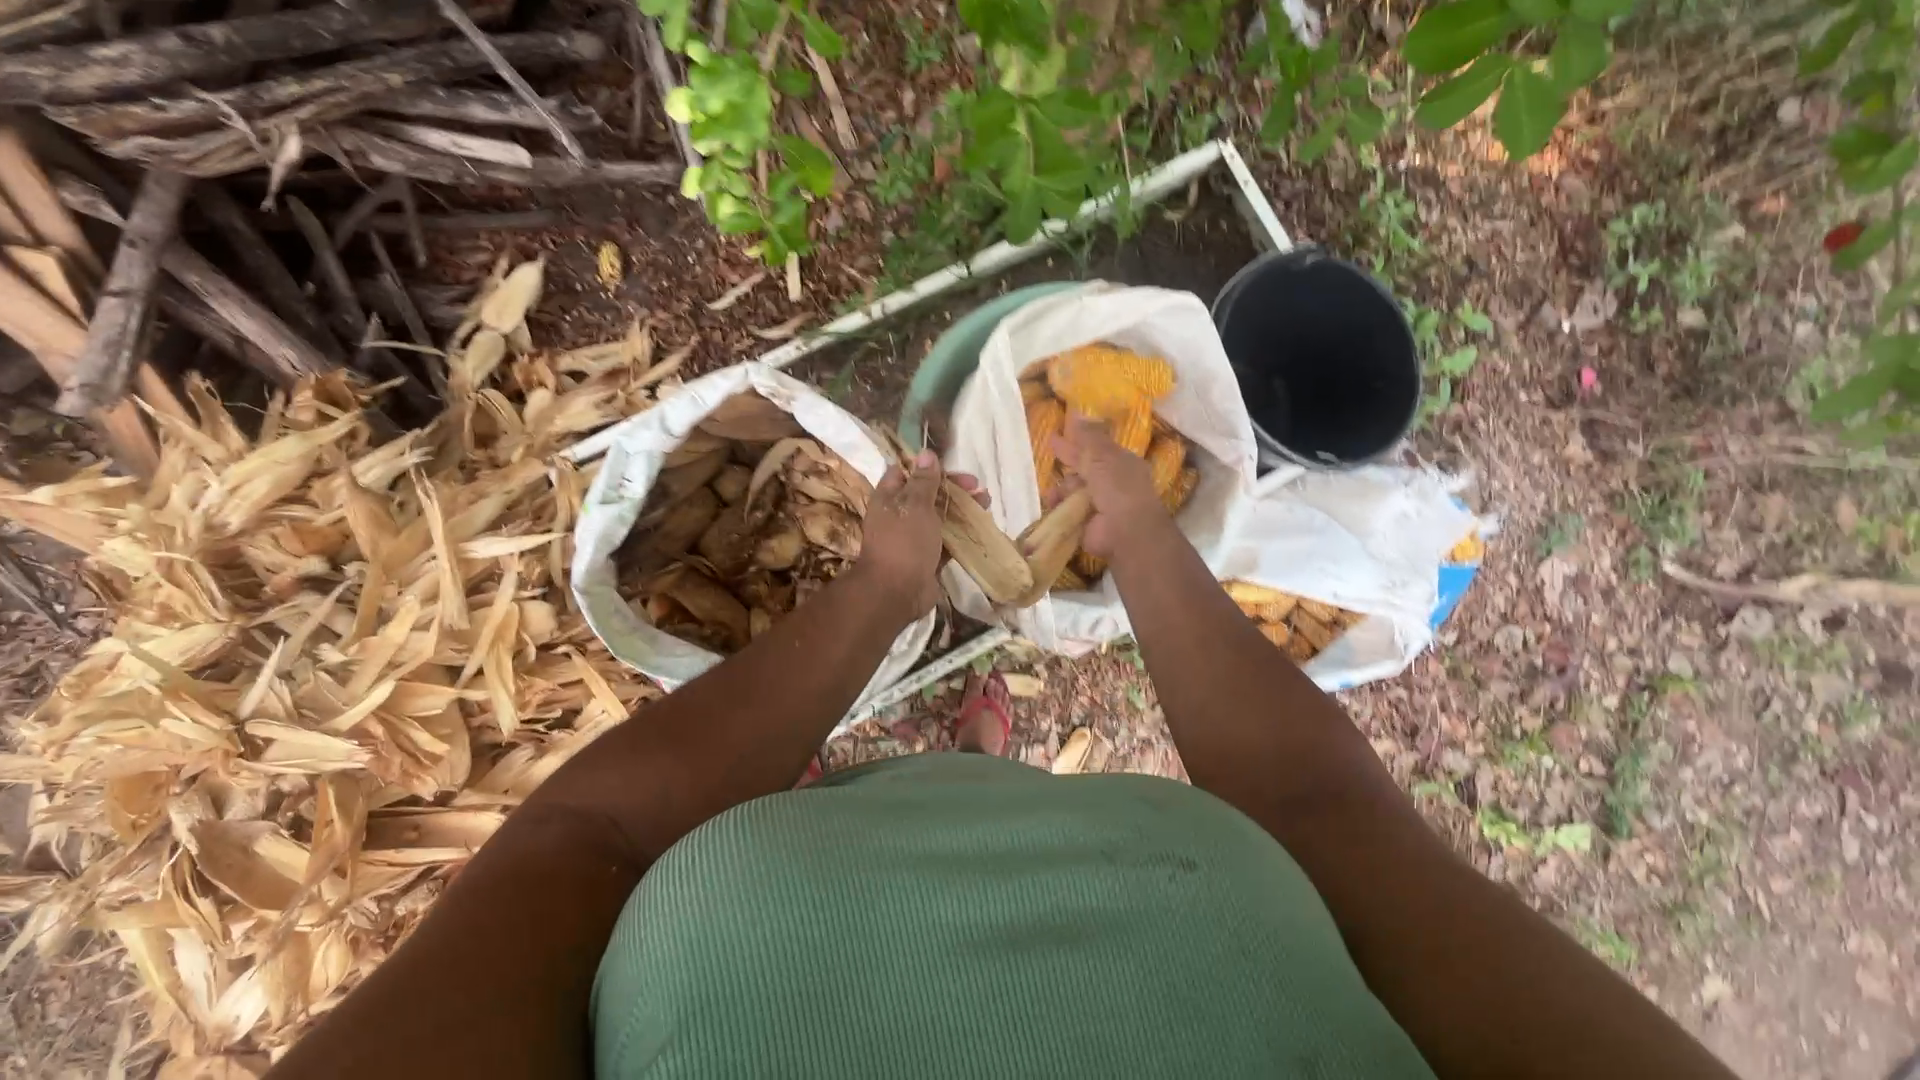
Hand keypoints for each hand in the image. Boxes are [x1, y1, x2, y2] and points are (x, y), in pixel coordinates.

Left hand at [855, 449, 987, 623]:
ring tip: (986, 503)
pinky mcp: (927, 557)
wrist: (897, 592)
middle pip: (927, 494)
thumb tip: (926, 453)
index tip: (951, 467)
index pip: (905, 473)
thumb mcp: (914, 505)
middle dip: (952, 488)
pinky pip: (946, 540)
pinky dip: (961, 532)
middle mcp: (899, 516)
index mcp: (888, 498)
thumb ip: (923, 481)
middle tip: (977, 487)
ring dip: (961, 509)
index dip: (927, 467)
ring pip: (940, 517)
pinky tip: (980, 527)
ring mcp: (913, 538)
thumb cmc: (903, 542)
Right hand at [1053, 414, 1162, 559]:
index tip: (1058, 432)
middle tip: (1049, 452)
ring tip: (1053, 492)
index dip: (1078, 440)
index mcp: (1121, 463)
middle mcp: (1112, 482)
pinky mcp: (1087, 523)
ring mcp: (1100, 504)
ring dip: (1062, 489)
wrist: (1124, 530)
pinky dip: (1059, 507)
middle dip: (1068, 462)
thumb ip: (1088, 437)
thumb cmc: (1117, 486)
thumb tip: (1077, 414)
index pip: (1097, 448)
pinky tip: (1052, 504)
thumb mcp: (1102, 456)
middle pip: (1084, 469)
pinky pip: (1068, 510)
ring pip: (1073, 490)